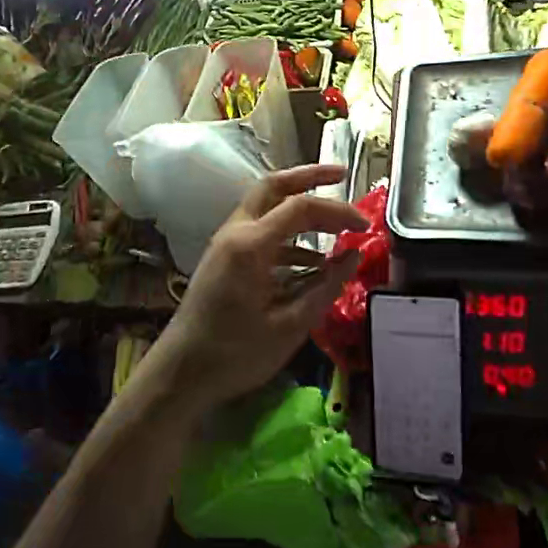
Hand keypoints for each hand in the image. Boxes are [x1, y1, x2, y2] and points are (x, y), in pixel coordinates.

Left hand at [149, 165, 367, 414]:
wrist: (182, 372)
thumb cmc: (235, 354)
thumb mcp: (290, 325)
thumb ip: (325, 287)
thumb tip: (353, 256)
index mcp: (250, 245)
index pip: (301, 207)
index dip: (338, 211)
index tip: (366, 227)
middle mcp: (234, 233)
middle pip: (274, 187)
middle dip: (309, 177)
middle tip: (342, 175)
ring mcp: (225, 245)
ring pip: (264, 208)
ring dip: (298, 208)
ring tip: (335, 224)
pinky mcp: (224, 260)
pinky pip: (259, 234)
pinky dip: (287, 237)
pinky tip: (312, 261)